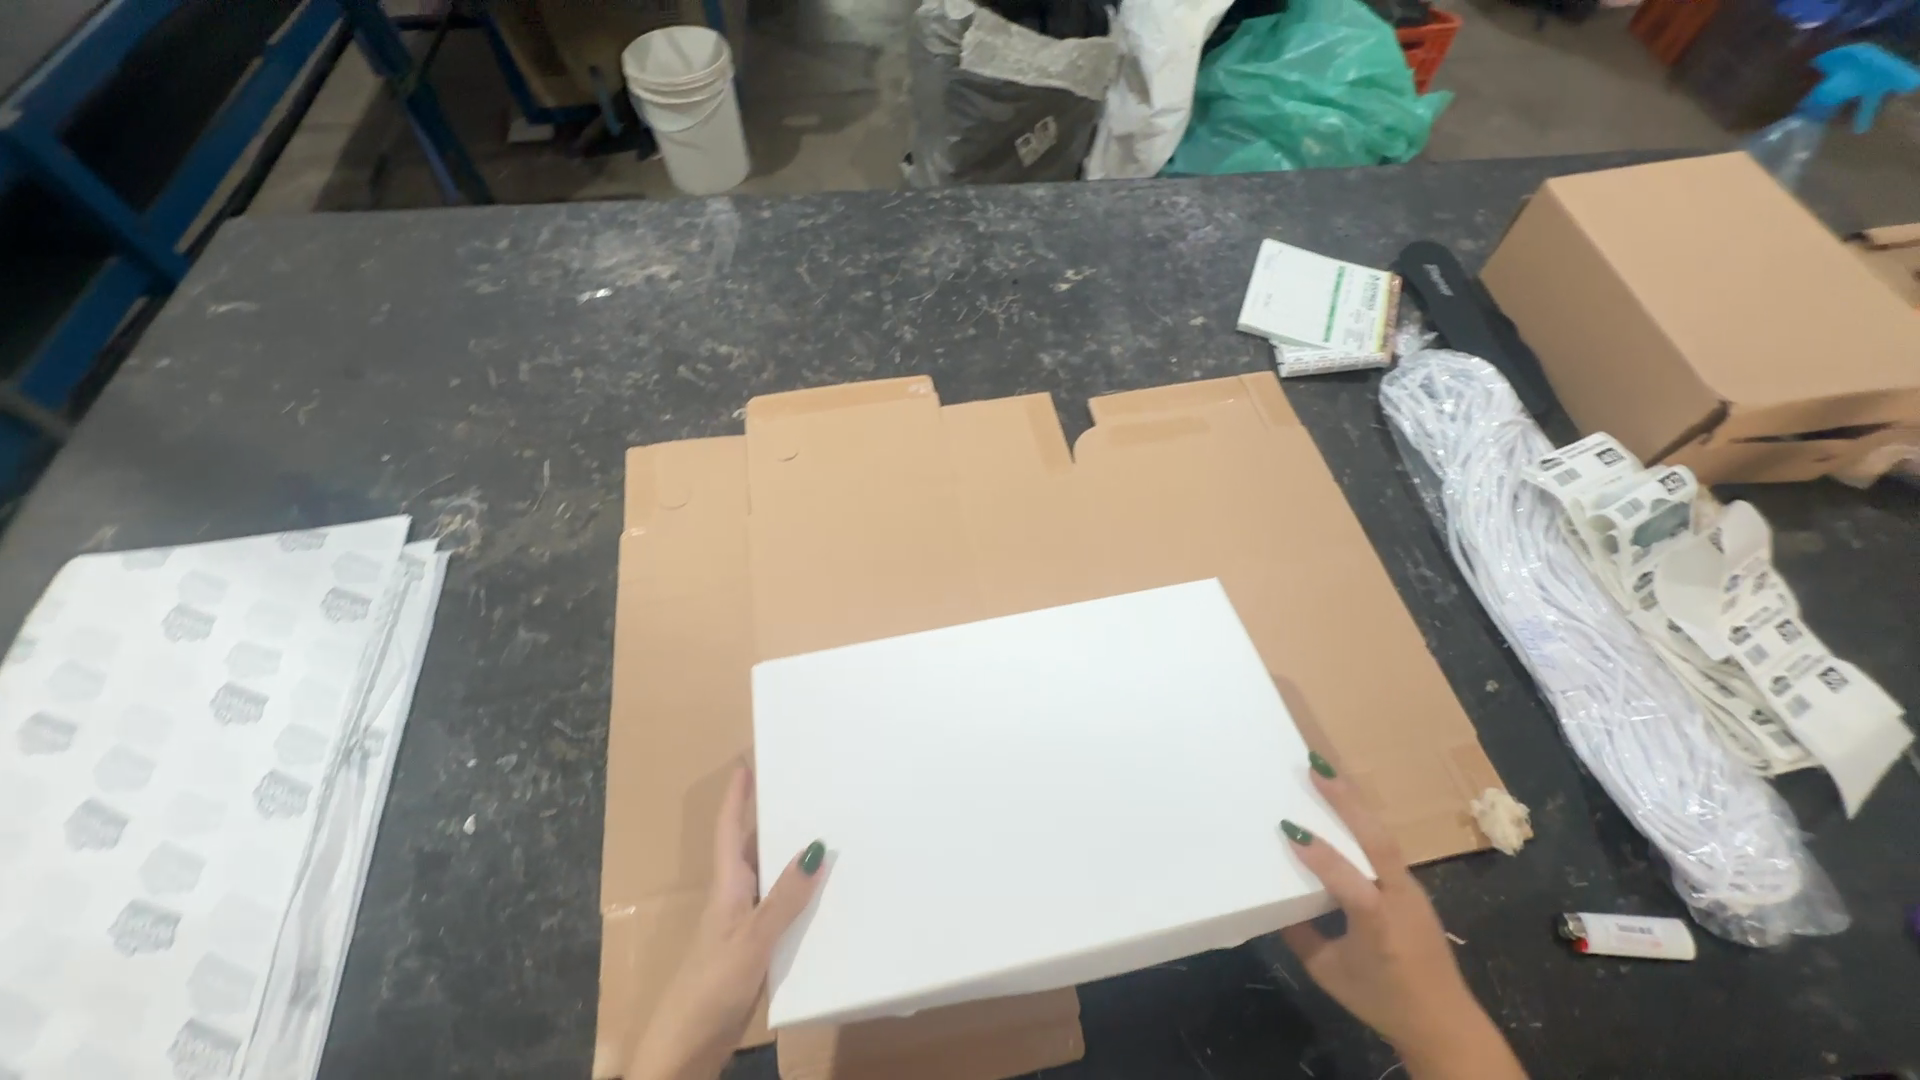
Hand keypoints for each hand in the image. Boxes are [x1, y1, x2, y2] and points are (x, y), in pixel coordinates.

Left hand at [626, 767, 825, 1079]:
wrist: (687, 1047)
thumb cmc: (712, 985)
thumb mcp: (752, 938)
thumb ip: (784, 897)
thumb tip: (814, 846)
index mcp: (727, 887)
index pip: (731, 830)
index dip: (737, 797)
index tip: (746, 763)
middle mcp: (735, 898)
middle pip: (752, 849)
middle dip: (771, 818)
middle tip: (803, 790)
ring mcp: (743, 926)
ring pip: (769, 879)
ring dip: (789, 857)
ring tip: (823, 832)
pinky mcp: (755, 951)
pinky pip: (781, 910)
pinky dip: (799, 896)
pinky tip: (824, 898)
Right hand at [1279, 757, 1525, 1079]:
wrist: (1447, 1023)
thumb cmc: (1384, 1001)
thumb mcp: (1329, 972)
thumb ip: (1300, 935)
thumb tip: (1272, 902)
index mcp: (1379, 925)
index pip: (1349, 882)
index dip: (1319, 856)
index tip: (1287, 827)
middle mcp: (1400, 899)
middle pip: (1378, 841)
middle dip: (1347, 802)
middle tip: (1315, 768)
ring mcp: (1412, 891)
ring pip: (1384, 838)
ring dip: (1356, 805)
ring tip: (1328, 774)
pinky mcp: (1414, 889)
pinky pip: (1387, 850)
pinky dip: (1365, 824)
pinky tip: (1346, 810)